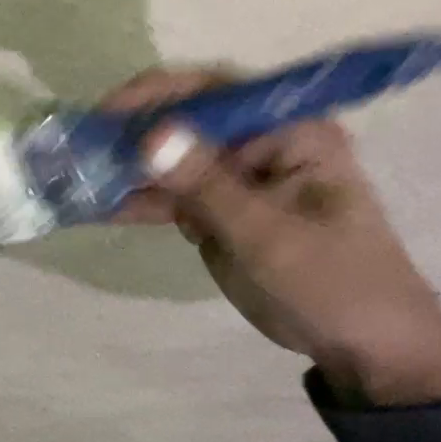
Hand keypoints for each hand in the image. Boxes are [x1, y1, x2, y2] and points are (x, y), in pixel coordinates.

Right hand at [103, 68, 440, 406]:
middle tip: (80, 146)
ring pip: (165, 158)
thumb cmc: (334, 282)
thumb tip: (149, 136)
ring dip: (123, 166)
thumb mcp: (268, 233)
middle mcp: (258, 145)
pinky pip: (165, 194)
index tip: (109, 112)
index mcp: (290, 134)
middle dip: (129, 131)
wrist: (365, 350)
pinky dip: (132, 199)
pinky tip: (92, 206)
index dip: (160, 93)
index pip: (217, 91)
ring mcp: (233, 178)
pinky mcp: (214, 209)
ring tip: (75, 174)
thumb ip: (207, 184)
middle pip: (181, 120)